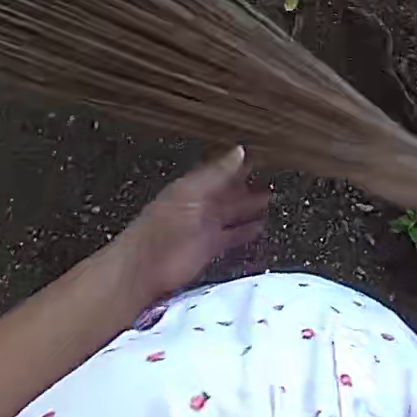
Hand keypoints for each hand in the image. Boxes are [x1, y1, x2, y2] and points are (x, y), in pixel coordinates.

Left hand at [107, 146, 270, 299]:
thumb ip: (218, 172)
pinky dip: (246, 232)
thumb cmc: (161, 225)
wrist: (145, 264)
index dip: (239, 166)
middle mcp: (200, 204)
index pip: (221, 172)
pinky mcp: (209, 247)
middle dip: (249, 186)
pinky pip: (232, 236)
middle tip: (270, 179)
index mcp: (194, 187)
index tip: (259, 158)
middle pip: (229, 192)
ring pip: (233, 213)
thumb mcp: (192, 191)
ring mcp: (205, 226)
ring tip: (271, 199)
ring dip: (251, 207)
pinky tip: (259, 227)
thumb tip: (239, 151)